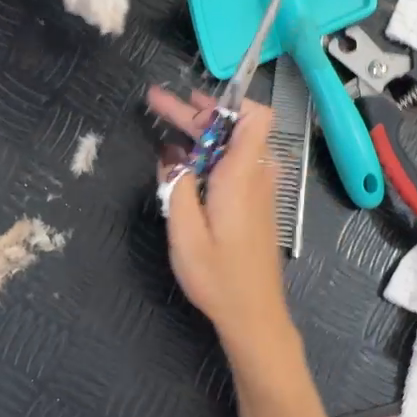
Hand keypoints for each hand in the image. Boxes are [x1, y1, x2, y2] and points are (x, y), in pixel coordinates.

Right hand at [147, 86, 293, 349]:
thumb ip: (176, 187)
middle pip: (236, 128)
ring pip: (236, 146)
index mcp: (241, 176)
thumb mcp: (185, 233)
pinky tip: (186, 164)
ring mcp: (260, 191)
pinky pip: (237, 166)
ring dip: (204, 133)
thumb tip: (170, 154)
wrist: (253, 314)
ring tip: (168, 127)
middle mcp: (257, 177)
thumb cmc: (218, 277)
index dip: (227, 102)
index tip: (192, 104)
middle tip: (156, 104)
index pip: (255, 117)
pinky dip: (212, 154)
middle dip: (198, 112)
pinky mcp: (256, 206)